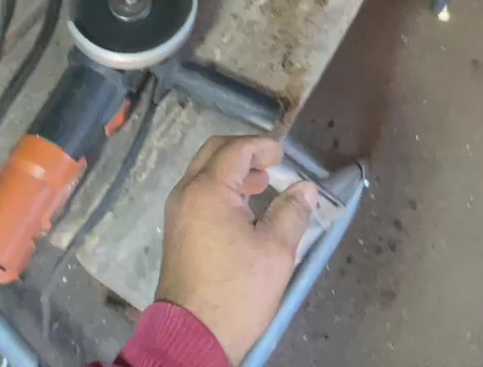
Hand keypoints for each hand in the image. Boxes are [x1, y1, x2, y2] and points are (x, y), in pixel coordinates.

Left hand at [156, 135, 319, 363]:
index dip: (261, 146)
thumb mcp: (276, 251)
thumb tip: (306, 188)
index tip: (282, 154)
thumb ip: (292, 211)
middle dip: (244, 151)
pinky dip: (220, 187)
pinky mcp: (176, 230)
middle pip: (214, 152)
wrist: (192, 336)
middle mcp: (187, 191)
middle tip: (271, 162)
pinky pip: (198, 191)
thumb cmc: (236, 291)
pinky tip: (242, 208)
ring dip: (232, 170)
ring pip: (204, 171)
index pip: (236, 150)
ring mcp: (177, 210)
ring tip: (261, 183)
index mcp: (208, 189)